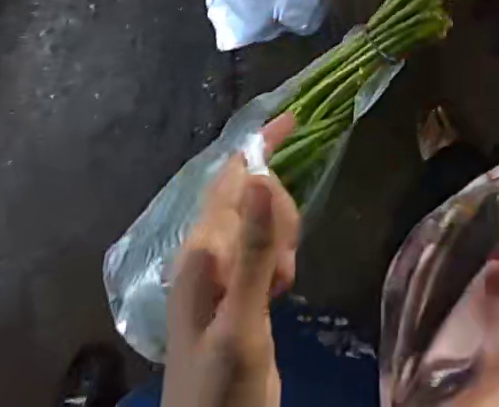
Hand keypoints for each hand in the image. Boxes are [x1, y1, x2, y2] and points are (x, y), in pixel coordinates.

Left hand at [163, 114, 300, 406]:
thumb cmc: (223, 388)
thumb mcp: (243, 319)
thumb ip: (254, 248)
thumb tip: (261, 176)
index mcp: (203, 250)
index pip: (232, 177)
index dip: (261, 145)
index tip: (296, 119)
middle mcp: (208, 251)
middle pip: (252, 194)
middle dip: (279, 209)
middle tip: (286, 263)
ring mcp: (221, 270)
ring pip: (262, 219)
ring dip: (281, 235)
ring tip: (282, 281)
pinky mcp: (237, 288)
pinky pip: (264, 245)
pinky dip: (279, 253)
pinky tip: (281, 285)